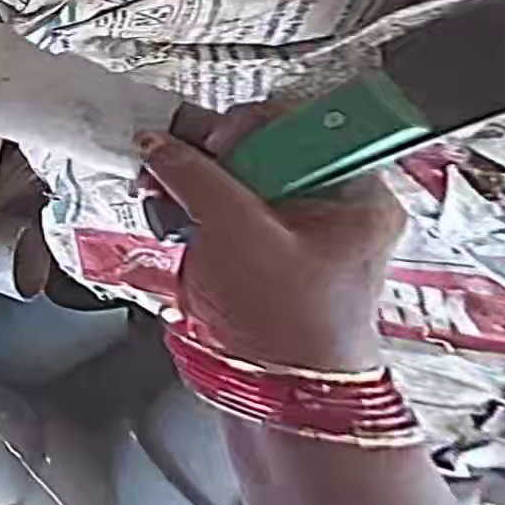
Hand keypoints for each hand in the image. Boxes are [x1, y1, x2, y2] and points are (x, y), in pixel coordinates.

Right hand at [138, 108, 405, 372]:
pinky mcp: (242, 225)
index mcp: (349, 191)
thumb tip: (155, 141)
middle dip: (205, 148)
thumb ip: (196, 178)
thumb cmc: (288, 318)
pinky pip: (206, 187)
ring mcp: (275, 209)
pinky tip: (162, 199)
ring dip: (183, 168)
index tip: (219, 146)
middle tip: (174, 160)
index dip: (255, 128)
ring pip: (222, 162)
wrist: (272, 378)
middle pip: (253, 140)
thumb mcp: (242, 235)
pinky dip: (178, 188)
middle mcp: (315, 193)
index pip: (301, 125)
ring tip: (159, 184)